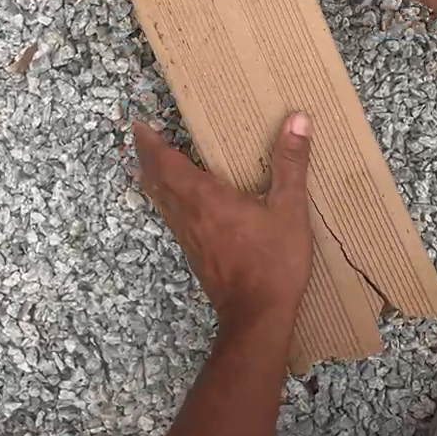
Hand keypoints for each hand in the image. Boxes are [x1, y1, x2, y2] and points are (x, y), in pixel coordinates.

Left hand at [133, 113, 314, 334]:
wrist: (257, 315)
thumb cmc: (273, 262)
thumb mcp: (290, 209)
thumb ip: (291, 163)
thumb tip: (297, 120)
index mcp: (205, 198)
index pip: (165, 164)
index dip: (149, 143)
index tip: (139, 125)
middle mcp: (189, 216)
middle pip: (156, 182)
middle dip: (147, 158)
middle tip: (143, 138)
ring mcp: (189, 238)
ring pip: (161, 202)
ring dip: (154, 180)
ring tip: (153, 165)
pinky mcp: (195, 255)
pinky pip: (172, 219)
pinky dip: (167, 201)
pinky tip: (179, 204)